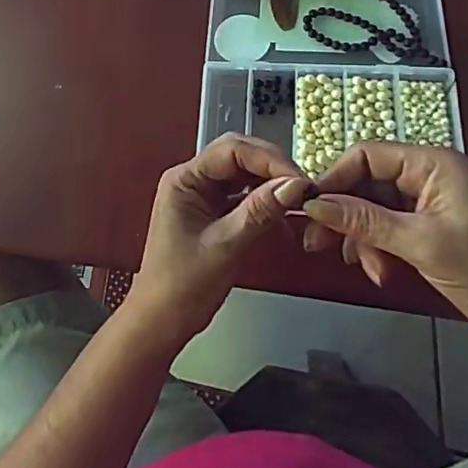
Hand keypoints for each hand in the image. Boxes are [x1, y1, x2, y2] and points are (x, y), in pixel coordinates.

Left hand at [129, 133, 313, 345]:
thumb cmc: (180, 285)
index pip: (231, 150)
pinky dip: (267, 203)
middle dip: (273, 168)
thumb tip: (295, 185)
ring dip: (273, 185)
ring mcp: (203, 196)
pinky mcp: (214, 213)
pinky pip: (245, 196)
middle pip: (240, 157)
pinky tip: (286, 217)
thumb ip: (259, 212)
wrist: (163, 317)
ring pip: (245, 175)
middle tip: (304, 188)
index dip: (269, 161)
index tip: (299, 180)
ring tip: (300, 201)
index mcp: (183, 179)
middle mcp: (192, 180)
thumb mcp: (225, 246)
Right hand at [302, 142, 467, 341]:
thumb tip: (314, 205)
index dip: (334, 178)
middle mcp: (431, 174)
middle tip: (315, 243)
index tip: (308, 208)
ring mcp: (432, 200)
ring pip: (374, 207)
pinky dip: (379, 246)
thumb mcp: (420, 244)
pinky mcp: (432, 223)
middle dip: (343, 213)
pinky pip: (390, 225)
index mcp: (434, 165)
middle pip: (367, 182)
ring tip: (360, 266)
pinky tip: (379, 271)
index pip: (367, 155)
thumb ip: (364, 220)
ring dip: (361, 236)